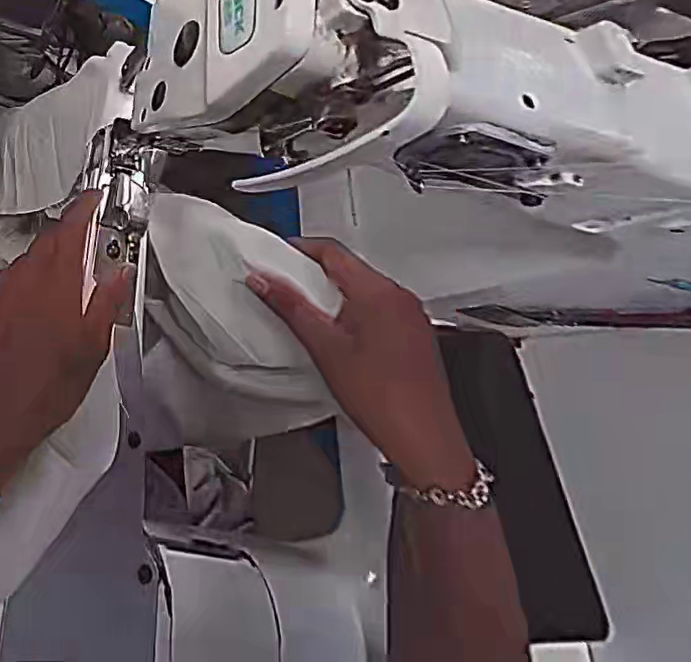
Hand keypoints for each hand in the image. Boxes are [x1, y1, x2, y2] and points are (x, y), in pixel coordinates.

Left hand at [0, 193, 131, 494]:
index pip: (72, 227)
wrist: (3, 409)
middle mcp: (29, 276)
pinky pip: (19, 270)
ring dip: (55, 251)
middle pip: (52, 235)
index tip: (95, 198)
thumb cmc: (49, 382)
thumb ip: (108, 300)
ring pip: (35, 252)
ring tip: (75, 270)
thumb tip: (121, 273)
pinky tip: (48, 292)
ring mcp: (8, 286)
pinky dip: (37, 270)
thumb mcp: (94, 343)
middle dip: (73, 229)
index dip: (85, 207)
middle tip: (93, 235)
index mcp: (59, 280)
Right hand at [246, 239, 476, 490]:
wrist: (424, 441)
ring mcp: (411, 315)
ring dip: (336, 293)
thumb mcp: (324, 348)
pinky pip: (380, 307)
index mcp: (378, 292)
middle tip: (288, 283)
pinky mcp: (415, 333)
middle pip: (349, 267)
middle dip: (315, 272)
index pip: (333, 251)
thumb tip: (266, 282)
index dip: (301, 248)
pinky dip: (356, 310)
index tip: (280, 254)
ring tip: (311, 313)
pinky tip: (341, 335)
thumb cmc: (385, 401)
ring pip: (365, 288)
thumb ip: (290, 307)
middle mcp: (399, 297)